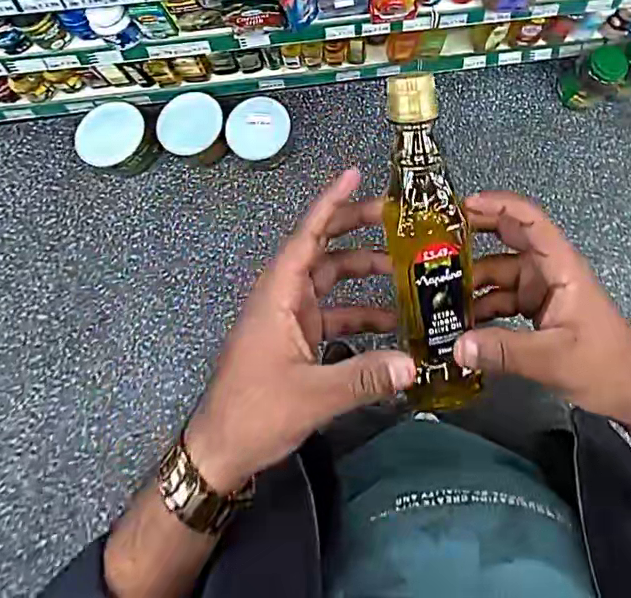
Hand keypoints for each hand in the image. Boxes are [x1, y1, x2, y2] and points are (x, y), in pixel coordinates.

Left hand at [183, 168, 415, 491]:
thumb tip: (413, 365)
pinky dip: (360, 311)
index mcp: (278, 294)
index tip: (355, 175)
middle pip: (323, 247)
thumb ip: (364, 378)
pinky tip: (391, 323)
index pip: (308, 236)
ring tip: (404, 268)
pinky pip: (334, 311)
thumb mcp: (312, 396)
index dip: (331, 202)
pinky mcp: (296, 337)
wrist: (217, 455)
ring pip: (331, 278)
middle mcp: (284, 295)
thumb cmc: (254, 413)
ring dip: (364, 271)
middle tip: (396, 216)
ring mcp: (290, 316)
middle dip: (357, 228)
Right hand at [455, 191, 630, 428]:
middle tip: (436, 238)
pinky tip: (458, 322)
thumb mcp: (553, 359)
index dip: (499, 205)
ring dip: (472, 280)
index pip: (531, 221)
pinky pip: (503, 299)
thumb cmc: (605, 366)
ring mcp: (543, 290)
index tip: (465, 204)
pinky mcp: (538, 310)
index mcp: (562, 266)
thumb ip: (503, 352)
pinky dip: (481, 307)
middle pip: (511, 239)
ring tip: (436, 290)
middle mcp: (550, 271)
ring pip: (501, 273)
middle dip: (475, 234)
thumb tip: (458, 346)